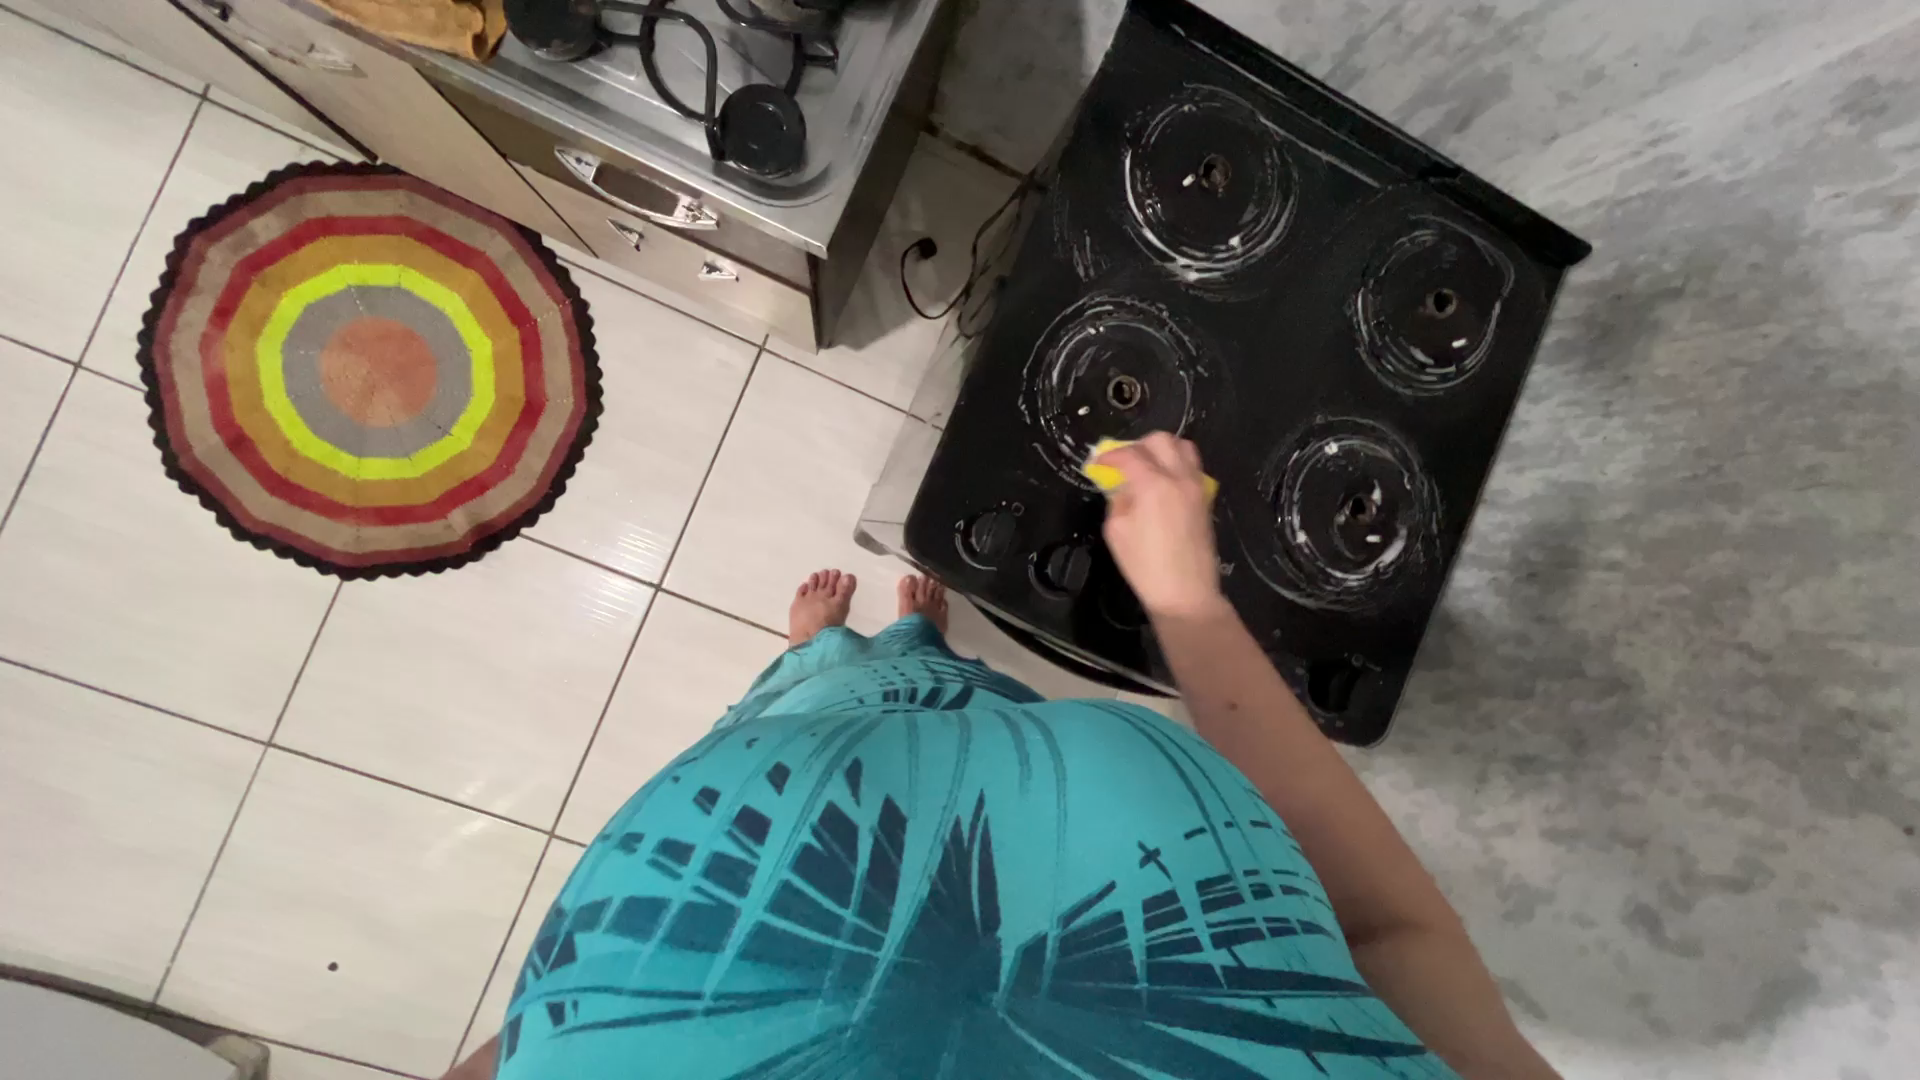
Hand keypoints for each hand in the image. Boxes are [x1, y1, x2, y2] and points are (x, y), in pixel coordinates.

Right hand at [1095, 433, 1229, 619]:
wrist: (1185, 592)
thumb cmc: (1144, 566)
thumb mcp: (1116, 531)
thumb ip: (1118, 499)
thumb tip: (1122, 486)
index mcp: (1153, 485)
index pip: (1129, 455)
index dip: (1109, 456)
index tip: (1097, 463)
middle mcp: (1179, 478)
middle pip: (1160, 440)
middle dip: (1137, 446)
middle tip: (1122, 462)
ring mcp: (1197, 487)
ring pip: (1183, 447)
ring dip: (1161, 450)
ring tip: (1146, 467)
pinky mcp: (1205, 499)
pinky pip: (1192, 467)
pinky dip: (1175, 465)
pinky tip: (1162, 484)